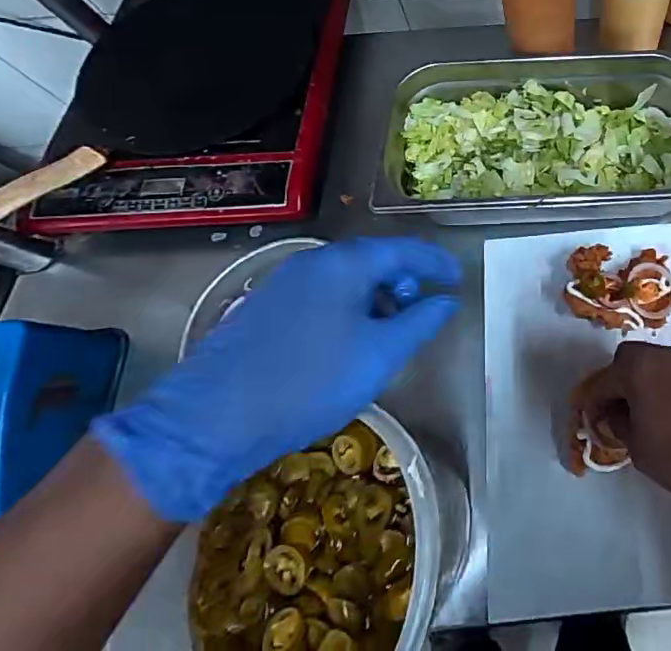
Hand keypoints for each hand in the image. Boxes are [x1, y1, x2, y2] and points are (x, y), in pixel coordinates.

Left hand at [92, 237, 461, 521]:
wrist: (213, 418)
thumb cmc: (310, 381)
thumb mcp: (378, 355)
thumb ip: (419, 322)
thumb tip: (446, 301)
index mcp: (345, 263)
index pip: (404, 251)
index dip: (435, 264)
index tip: (457, 280)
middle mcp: (315, 261)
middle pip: (374, 261)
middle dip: (404, 284)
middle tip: (420, 316)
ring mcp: (286, 281)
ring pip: (347, 279)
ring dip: (376, 299)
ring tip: (385, 337)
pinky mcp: (268, 306)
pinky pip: (323, 295)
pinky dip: (348, 310)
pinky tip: (348, 345)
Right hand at [576, 342, 670, 504]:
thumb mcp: (639, 449)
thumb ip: (619, 426)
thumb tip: (614, 413)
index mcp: (634, 369)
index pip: (600, 383)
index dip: (589, 404)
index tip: (587, 421)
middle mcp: (655, 356)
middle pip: (624, 360)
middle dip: (614, 383)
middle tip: (615, 412)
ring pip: (647, 364)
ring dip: (637, 383)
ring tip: (640, 415)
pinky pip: (666, 372)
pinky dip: (658, 386)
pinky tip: (664, 413)